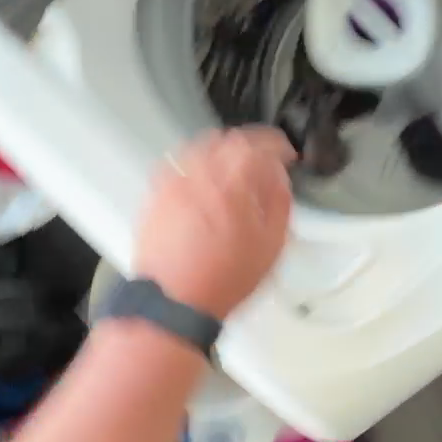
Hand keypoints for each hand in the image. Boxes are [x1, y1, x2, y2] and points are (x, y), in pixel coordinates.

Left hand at [135, 128, 295, 319]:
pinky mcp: (156, 196)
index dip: (279, 145)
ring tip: (235, 166)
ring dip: (223, 150)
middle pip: (229, 140)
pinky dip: (196, 164)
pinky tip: (204, 180)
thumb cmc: (220, 279)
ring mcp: (174, 184)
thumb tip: (280, 182)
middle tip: (264, 158)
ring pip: (200, 147)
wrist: (176, 302)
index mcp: (234, 184)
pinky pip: (177, 165)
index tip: (285, 154)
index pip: (260, 145)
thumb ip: (280, 204)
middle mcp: (200, 176)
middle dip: (251, 145)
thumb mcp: (272, 245)